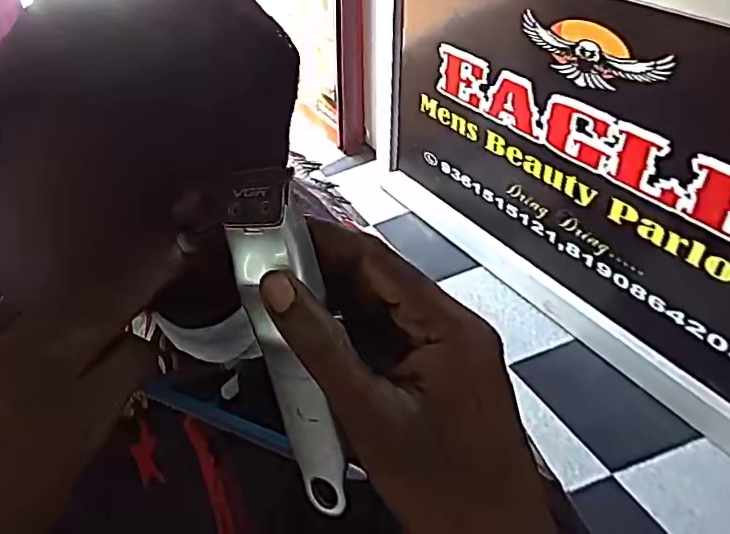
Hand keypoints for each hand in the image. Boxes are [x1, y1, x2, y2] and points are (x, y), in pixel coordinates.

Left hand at [0, 242, 183, 533]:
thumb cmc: (0, 516)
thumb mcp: (64, 476)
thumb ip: (91, 424)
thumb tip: (108, 396)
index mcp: (83, 408)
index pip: (135, 354)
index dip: (147, 352)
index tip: (144, 357)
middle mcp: (51, 361)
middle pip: (103, 309)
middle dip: (123, 303)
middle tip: (130, 302)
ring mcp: (7, 341)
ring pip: (60, 296)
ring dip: (79, 300)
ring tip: (85, 304)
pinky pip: (12, 304)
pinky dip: (30, 306)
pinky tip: (34, 313)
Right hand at [261, 220, 554, 533]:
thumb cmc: (457, 499)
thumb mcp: (370, 415)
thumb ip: (319, 344)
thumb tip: (280, 290)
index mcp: (451, 329)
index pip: (375, 257)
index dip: (321, 239)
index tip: (279, 231)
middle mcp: (452, 329)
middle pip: (372, 274)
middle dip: (318, 270)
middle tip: (272, 268)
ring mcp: (443, 348)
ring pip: (370, 300)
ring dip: (327, 299)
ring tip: (287, 305)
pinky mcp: (430, 366)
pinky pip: (376, 327)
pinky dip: (340, 327)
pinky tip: (315, 338)